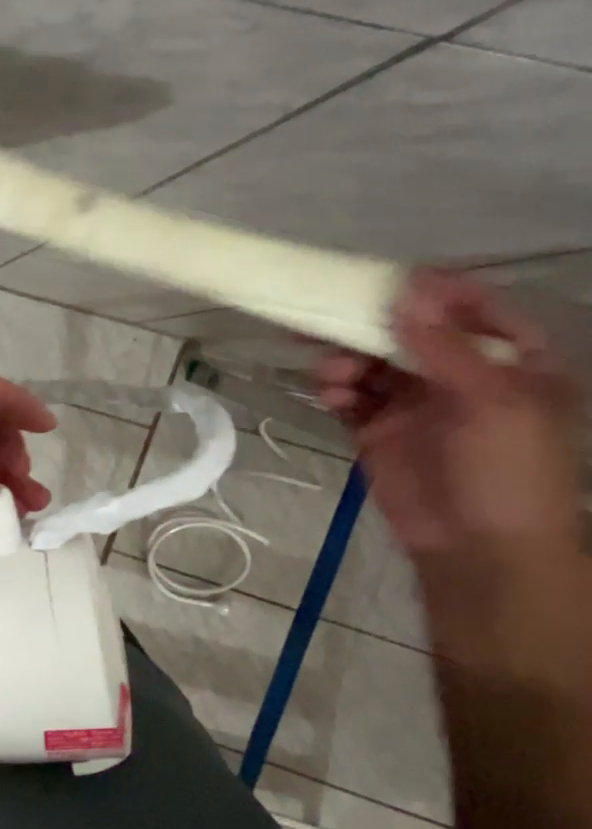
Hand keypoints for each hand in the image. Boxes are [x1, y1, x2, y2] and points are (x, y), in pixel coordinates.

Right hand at [316, 269, 581, 557]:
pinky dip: (335, 391)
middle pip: (406, 332)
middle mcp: (461, 374)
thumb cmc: (507, 470)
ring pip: (369, 361)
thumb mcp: (492, 401)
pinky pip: (348, 396)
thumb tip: (406, 291)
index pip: (470, 308)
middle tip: (320, 319)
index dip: (429, 291)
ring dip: (345, 361)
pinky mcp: (375, 428)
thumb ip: (446, 346)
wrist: (477, 546)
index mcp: (509, 361)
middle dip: (366, 326)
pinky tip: (332, 399)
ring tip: (332, 376)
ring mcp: (415, 402)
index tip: (379, 282)